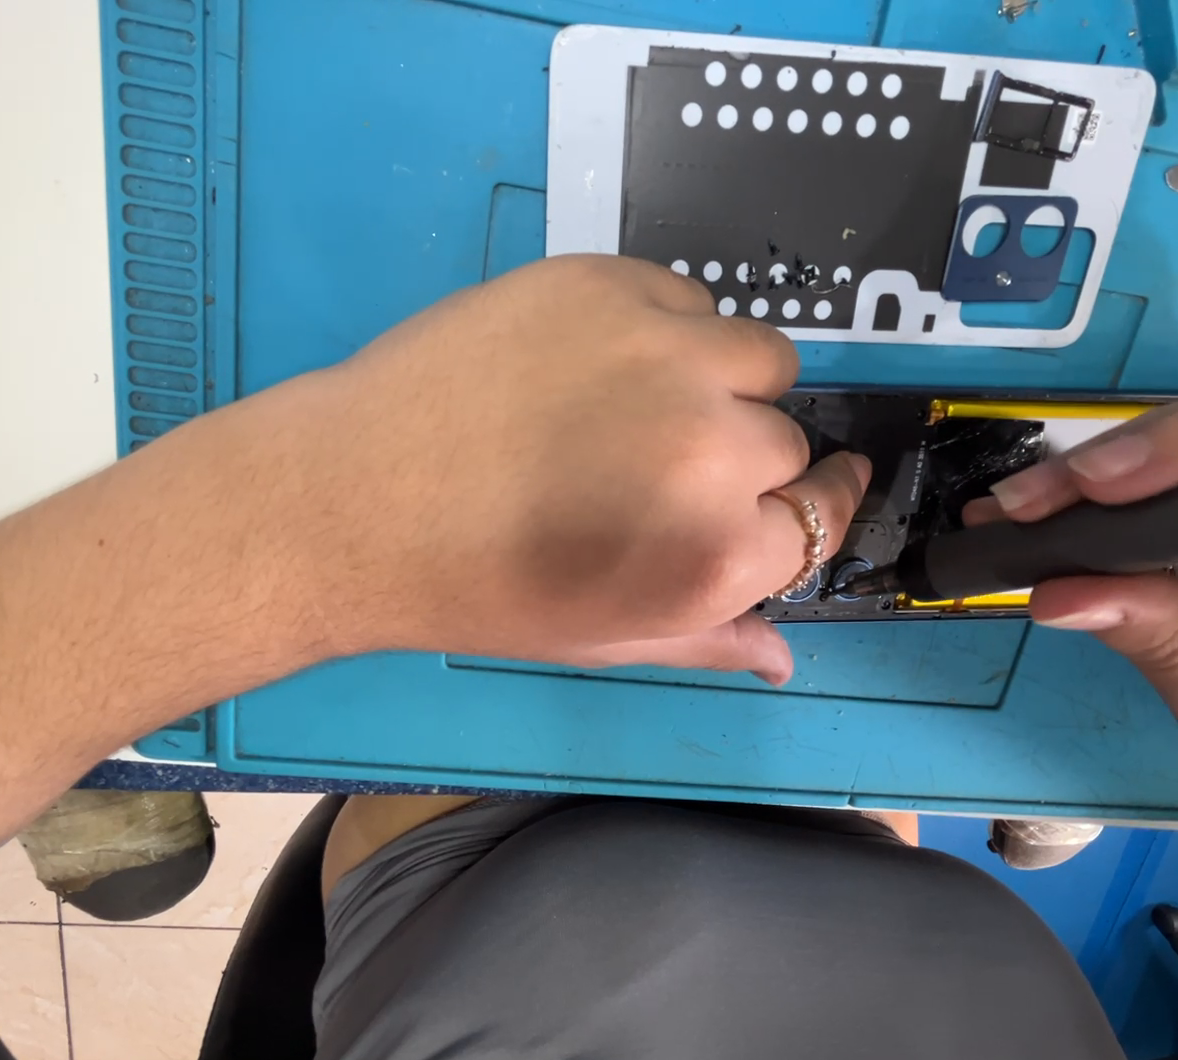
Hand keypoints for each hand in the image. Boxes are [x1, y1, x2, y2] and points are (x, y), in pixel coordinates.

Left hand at [222, 255, 867, 682]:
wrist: (357, 498)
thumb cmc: (480, 587)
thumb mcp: (601, 635)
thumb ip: (706, 641)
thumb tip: (782, 659)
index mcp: (714, 554)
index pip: (819, 519)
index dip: (807, 509)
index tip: (797, 496)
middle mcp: (711, 448)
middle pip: (785, 439)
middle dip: (742, 460)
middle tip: (661, 466)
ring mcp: (663, 351)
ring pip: (757, 356)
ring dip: (720, 383)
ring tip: (640, 402)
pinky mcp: (610, 282)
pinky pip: (689, 300)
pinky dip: (665, 331)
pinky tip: (593, 360)